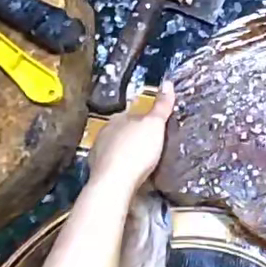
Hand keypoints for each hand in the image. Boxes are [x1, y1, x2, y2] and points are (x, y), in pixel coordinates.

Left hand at [89, 80, 175, 194]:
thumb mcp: (155, 124)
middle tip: (151, 145)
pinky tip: (131, 175)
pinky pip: (113, 166)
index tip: (155, 127)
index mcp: (117, 119)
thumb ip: (161, 106)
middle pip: (123, 131)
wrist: (115, 183)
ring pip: (115, 149)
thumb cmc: (136, 150)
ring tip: (142, 162)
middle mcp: (105, 133)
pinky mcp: (98, 172)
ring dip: (126, 153)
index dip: (144, 120)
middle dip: (134, 137)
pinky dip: (121, 169)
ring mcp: (99, 153)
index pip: (132, 114)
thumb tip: (167, 83)